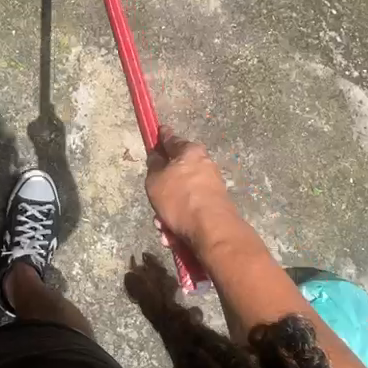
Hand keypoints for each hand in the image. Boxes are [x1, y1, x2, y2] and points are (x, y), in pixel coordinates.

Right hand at [145, 126, 239, 247]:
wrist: (211, 229)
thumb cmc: (180, 198)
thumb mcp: (155, 179)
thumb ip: (153, 165)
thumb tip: (156, 156)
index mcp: (190, 152)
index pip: (171, 139)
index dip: (161, 137)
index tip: (158, 132)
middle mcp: (204, 165)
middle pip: (175, 174)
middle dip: (162, 191)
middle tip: (154, 202)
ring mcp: (211, 186)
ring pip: (180, 197)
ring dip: (168, 212)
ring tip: (163, 226)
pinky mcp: (214, 207)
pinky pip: (189, 211)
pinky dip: (179, 222)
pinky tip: (172, 235)